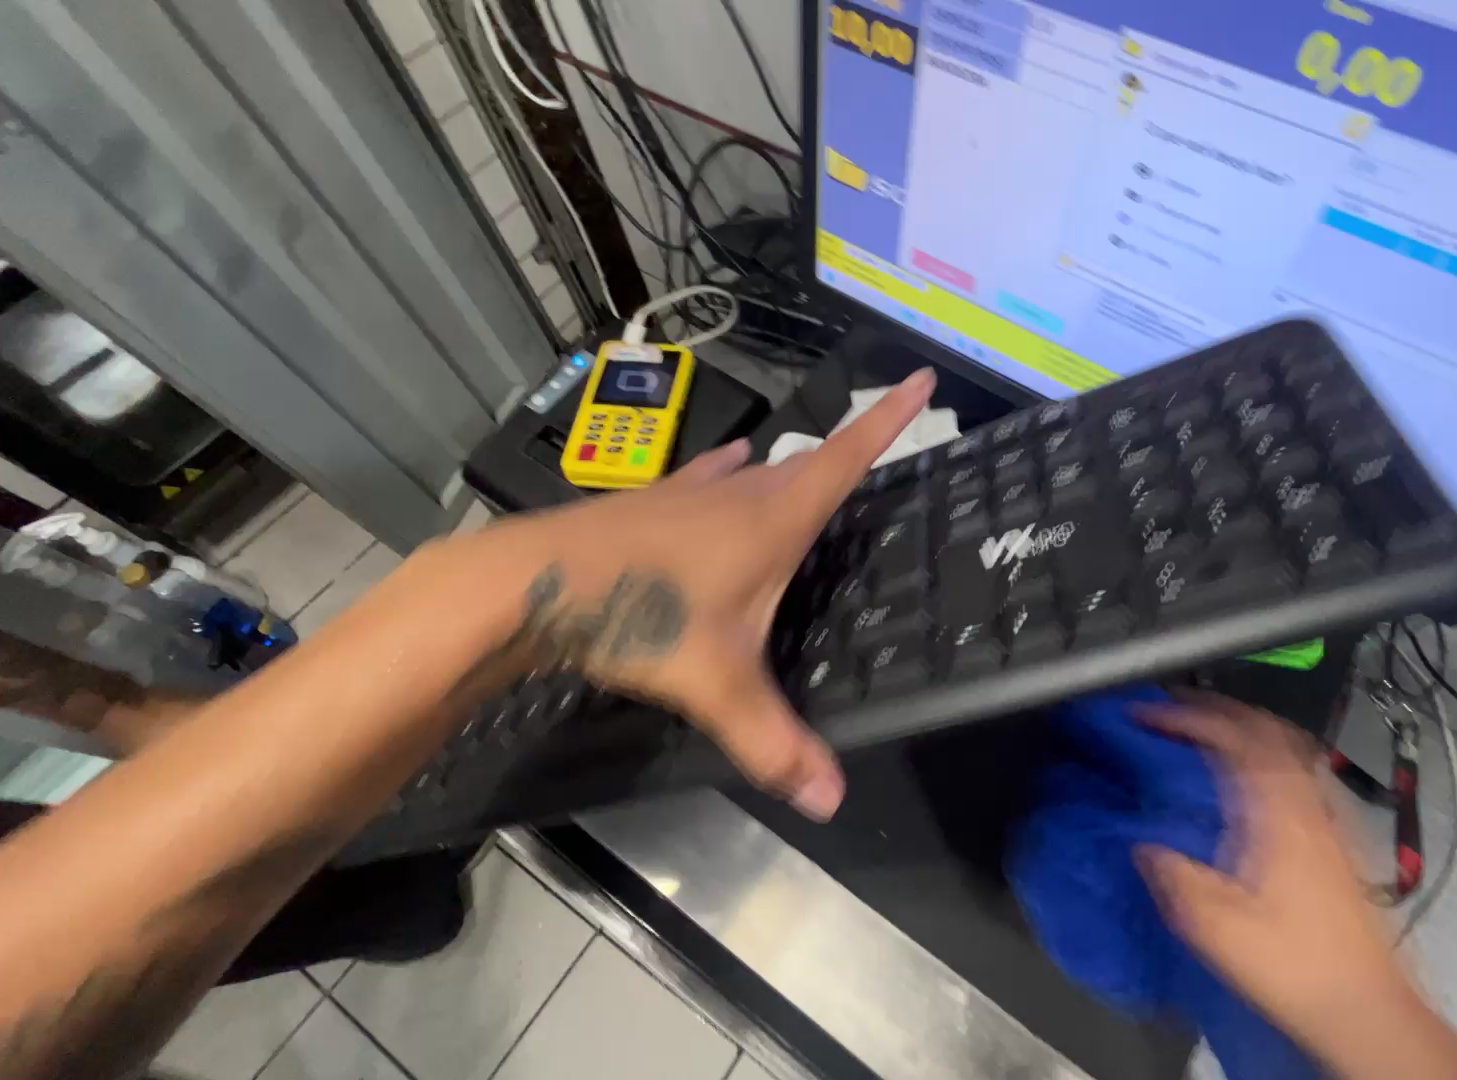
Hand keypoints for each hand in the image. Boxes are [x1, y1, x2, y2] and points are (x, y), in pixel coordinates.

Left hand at [422, 368, 935, 821]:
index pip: (849, 456)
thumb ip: (773, 742)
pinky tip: (732, 463)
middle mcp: (742, 492)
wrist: (533, 582)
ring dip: (792, 468)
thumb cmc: (641, 616)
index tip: (922, 374)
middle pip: (810, 462)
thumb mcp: (715, 685)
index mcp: (775, 519)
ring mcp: (694, 491)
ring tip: (815, 474)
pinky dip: (731, 471)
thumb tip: (832, 801)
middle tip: (882, 448)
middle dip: (852, 447)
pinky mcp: (655, 501)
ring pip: (760, 470)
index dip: (889, 417)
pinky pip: (711, 477)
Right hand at [1134, 694, 1456, 1077]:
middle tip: (1174, 706)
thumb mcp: (1216, 925)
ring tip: (1205, 729)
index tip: (1148, 714)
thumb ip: (1173, 876)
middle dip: (1217, 708)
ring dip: (1243, 727)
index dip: (1188, 716)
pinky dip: (1264, 754)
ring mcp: (1328, 820)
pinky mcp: (1336, 839)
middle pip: (1268, 728)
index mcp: (1277, 814)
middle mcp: (1308, 805)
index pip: (1234, 737)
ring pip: (1287, 747)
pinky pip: (1297, 771)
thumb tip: (1143, 844)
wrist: (1369, 1011)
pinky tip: (1246, 779)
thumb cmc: (1294, 965)